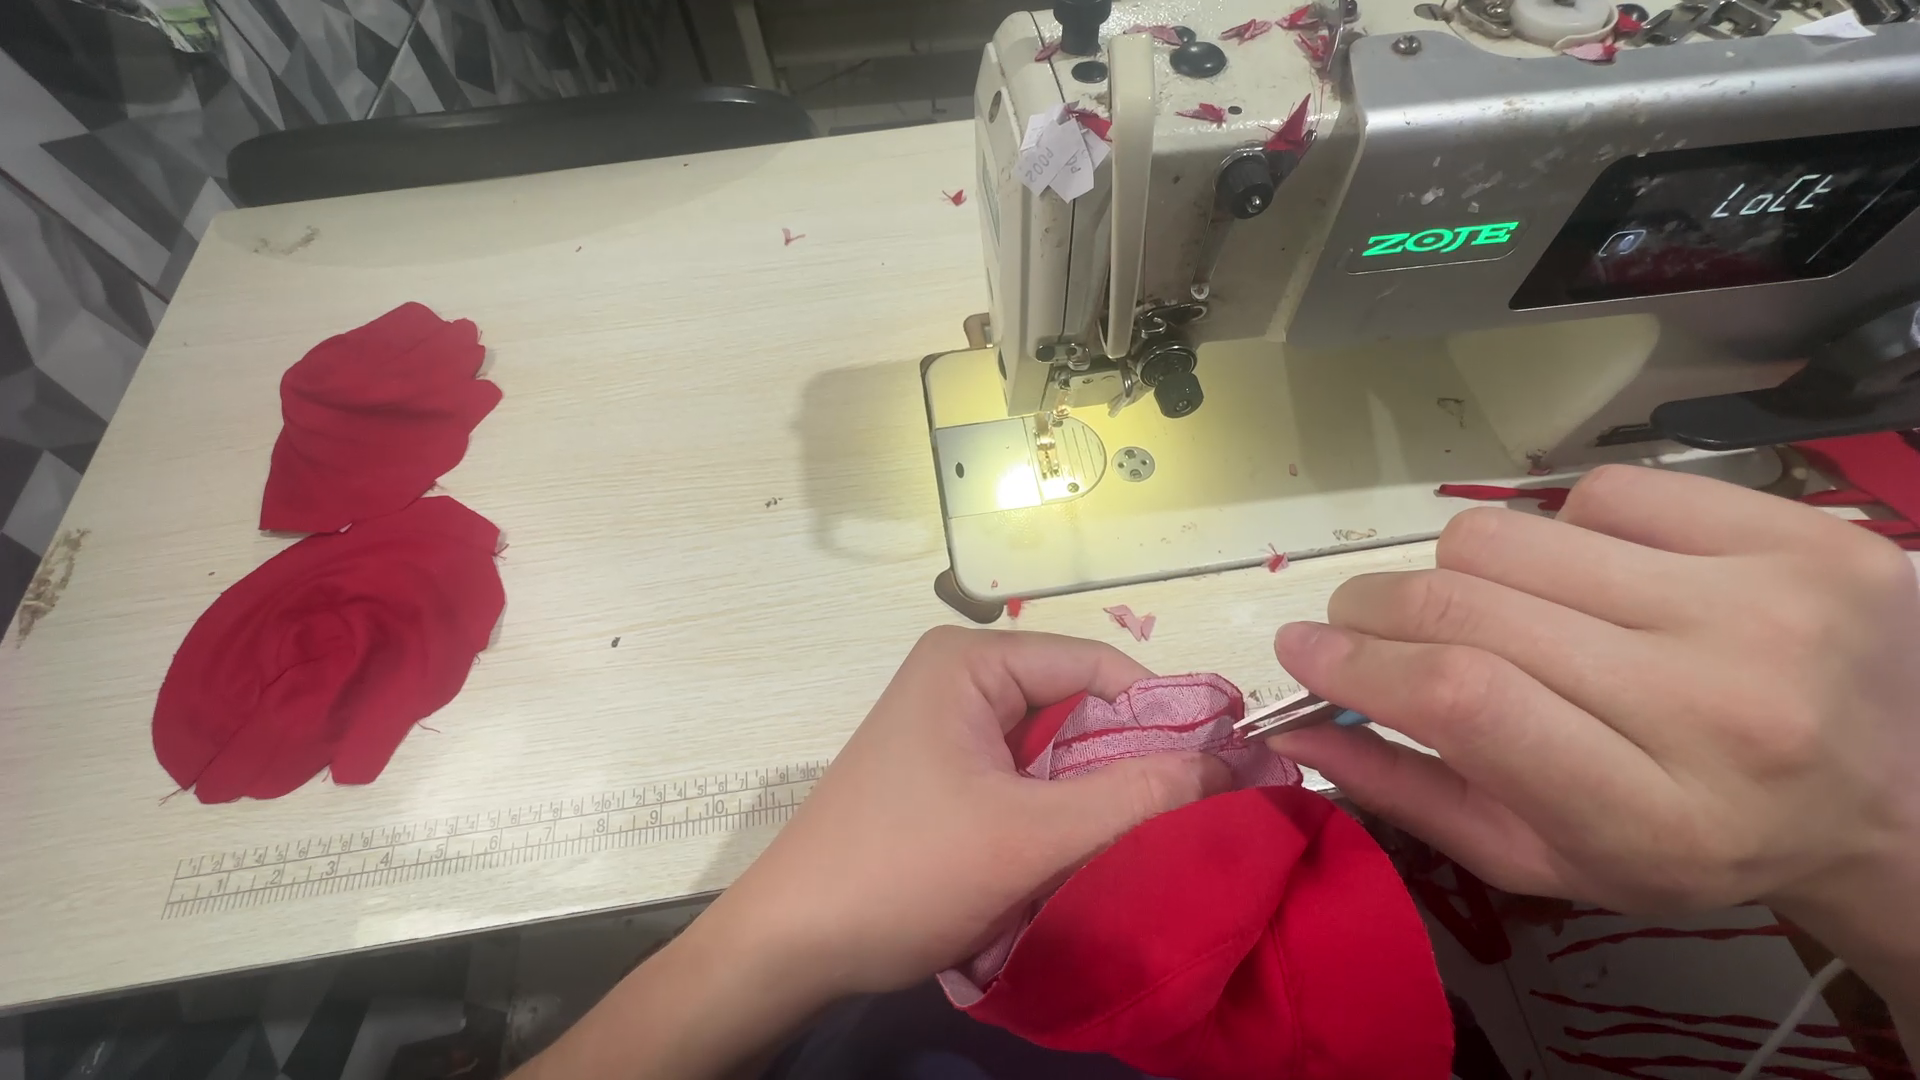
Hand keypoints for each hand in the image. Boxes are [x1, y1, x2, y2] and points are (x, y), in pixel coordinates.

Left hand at [517, 628, 1227, 1079]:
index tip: (1228, 767)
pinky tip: (1087, 845)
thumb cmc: (904, 871)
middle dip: (1133, 757)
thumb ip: (1136, 795)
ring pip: (1057, 744)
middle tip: (1198, 813)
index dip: (1166, 711)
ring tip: (1147, 837)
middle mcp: (962, 675)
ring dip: (1099, 789)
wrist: (792, 942)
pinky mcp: (947, 766)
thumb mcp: (1031, 836)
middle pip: (1077, 703)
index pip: (1096, 665)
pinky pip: (1027, 772)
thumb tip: (1236, 761)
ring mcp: (951, 722)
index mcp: (971, 659)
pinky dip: (1063, 806)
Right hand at [1267, 465, 1919, 936]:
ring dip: (1463, 572)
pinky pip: (1597, 491)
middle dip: (1374, 607)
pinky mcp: (1800, 532)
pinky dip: (1561, 532)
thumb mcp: (1532, 854)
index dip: (1355, 660)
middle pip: (1464, 600)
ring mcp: (1767, 603)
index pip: (1459, 695)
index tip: (1301, 648)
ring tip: (1502, 611)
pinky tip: (1598, 580)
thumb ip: (1401, 790)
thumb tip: (1290, 726)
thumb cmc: (1684, 844)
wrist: (1900, 803)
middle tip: (1366, 627)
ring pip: (1504, 534)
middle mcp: (1717, 700)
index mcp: (1647, 811)